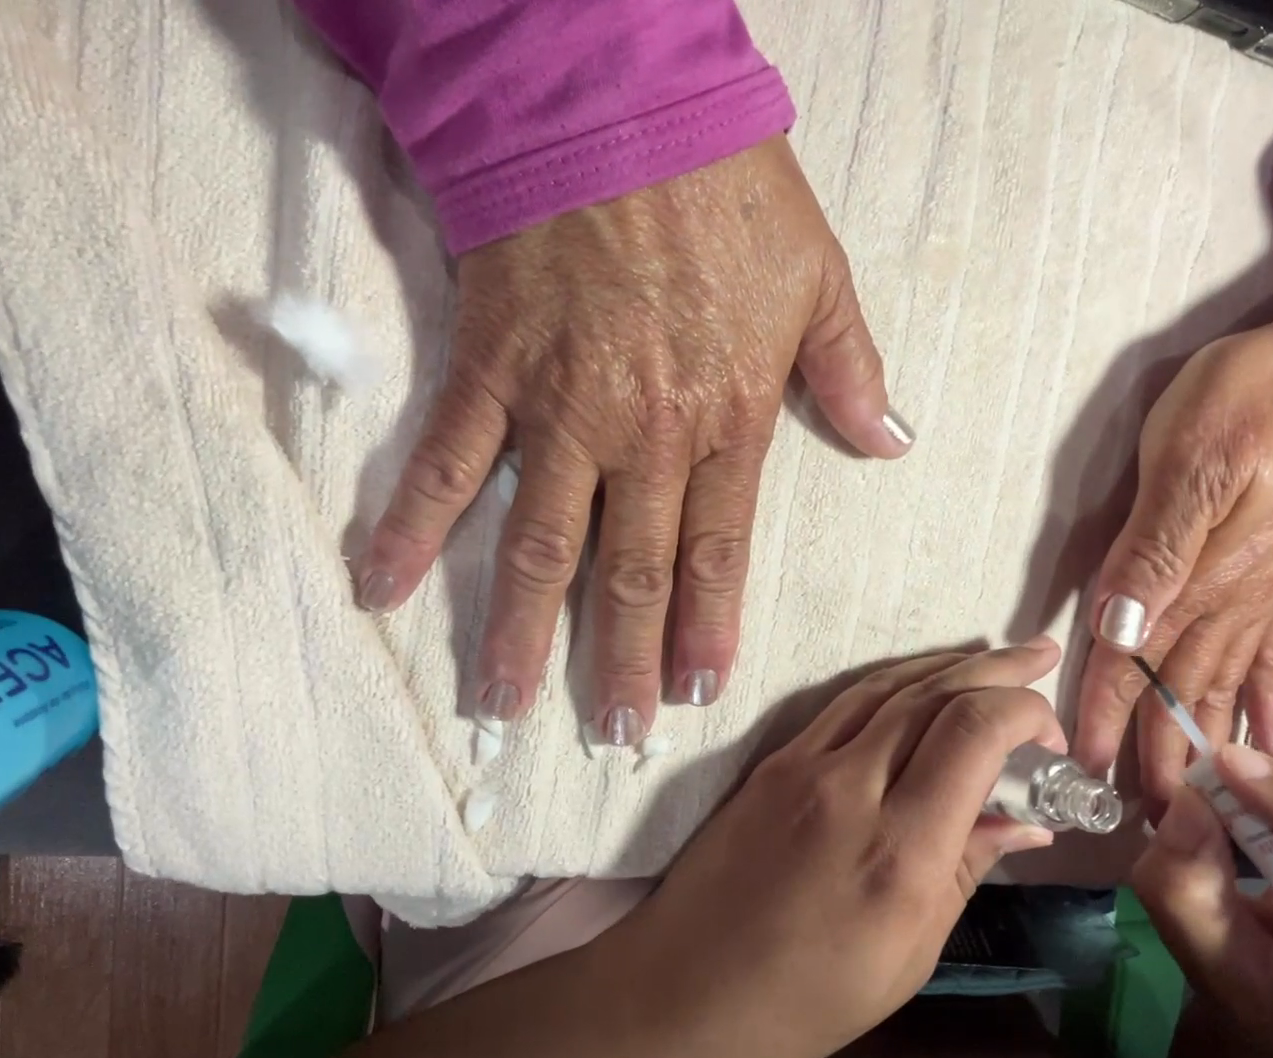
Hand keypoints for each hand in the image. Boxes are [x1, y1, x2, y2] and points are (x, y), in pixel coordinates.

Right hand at [354, 136, 911, 743]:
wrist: (622, 108)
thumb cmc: (727, 192)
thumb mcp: (818, 278)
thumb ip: (849, 372)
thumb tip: (889, 442)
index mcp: (724, 420)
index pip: (716, 552)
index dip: (705, 627)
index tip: (696, 691)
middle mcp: (641, 436)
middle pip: (629, 572)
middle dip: (621, 661)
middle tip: (612, 733)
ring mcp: (558, 410)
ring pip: (539, 545)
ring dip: (521, 632)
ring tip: (504, 704)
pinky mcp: (490, 370)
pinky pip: (443, 462)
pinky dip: (411, 526)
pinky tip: (383, 587)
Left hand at [593, 640, 1067, 1057]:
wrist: (688, 985)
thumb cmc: (807, 994)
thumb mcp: (910, 953)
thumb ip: (968, 869)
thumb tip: (1024, 820)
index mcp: (899, 850)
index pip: (971, 734)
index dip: (1022, 712)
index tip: (1047, 732)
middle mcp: (851, 788)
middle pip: (935, 696)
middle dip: (999, 668)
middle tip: (1042, 655)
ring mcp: (804, 765)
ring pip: (888, 686)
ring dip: (947, 662)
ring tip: (994, 654)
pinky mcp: (774, 760)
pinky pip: (845, 701)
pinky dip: (894, 680)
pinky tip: (919, 680)